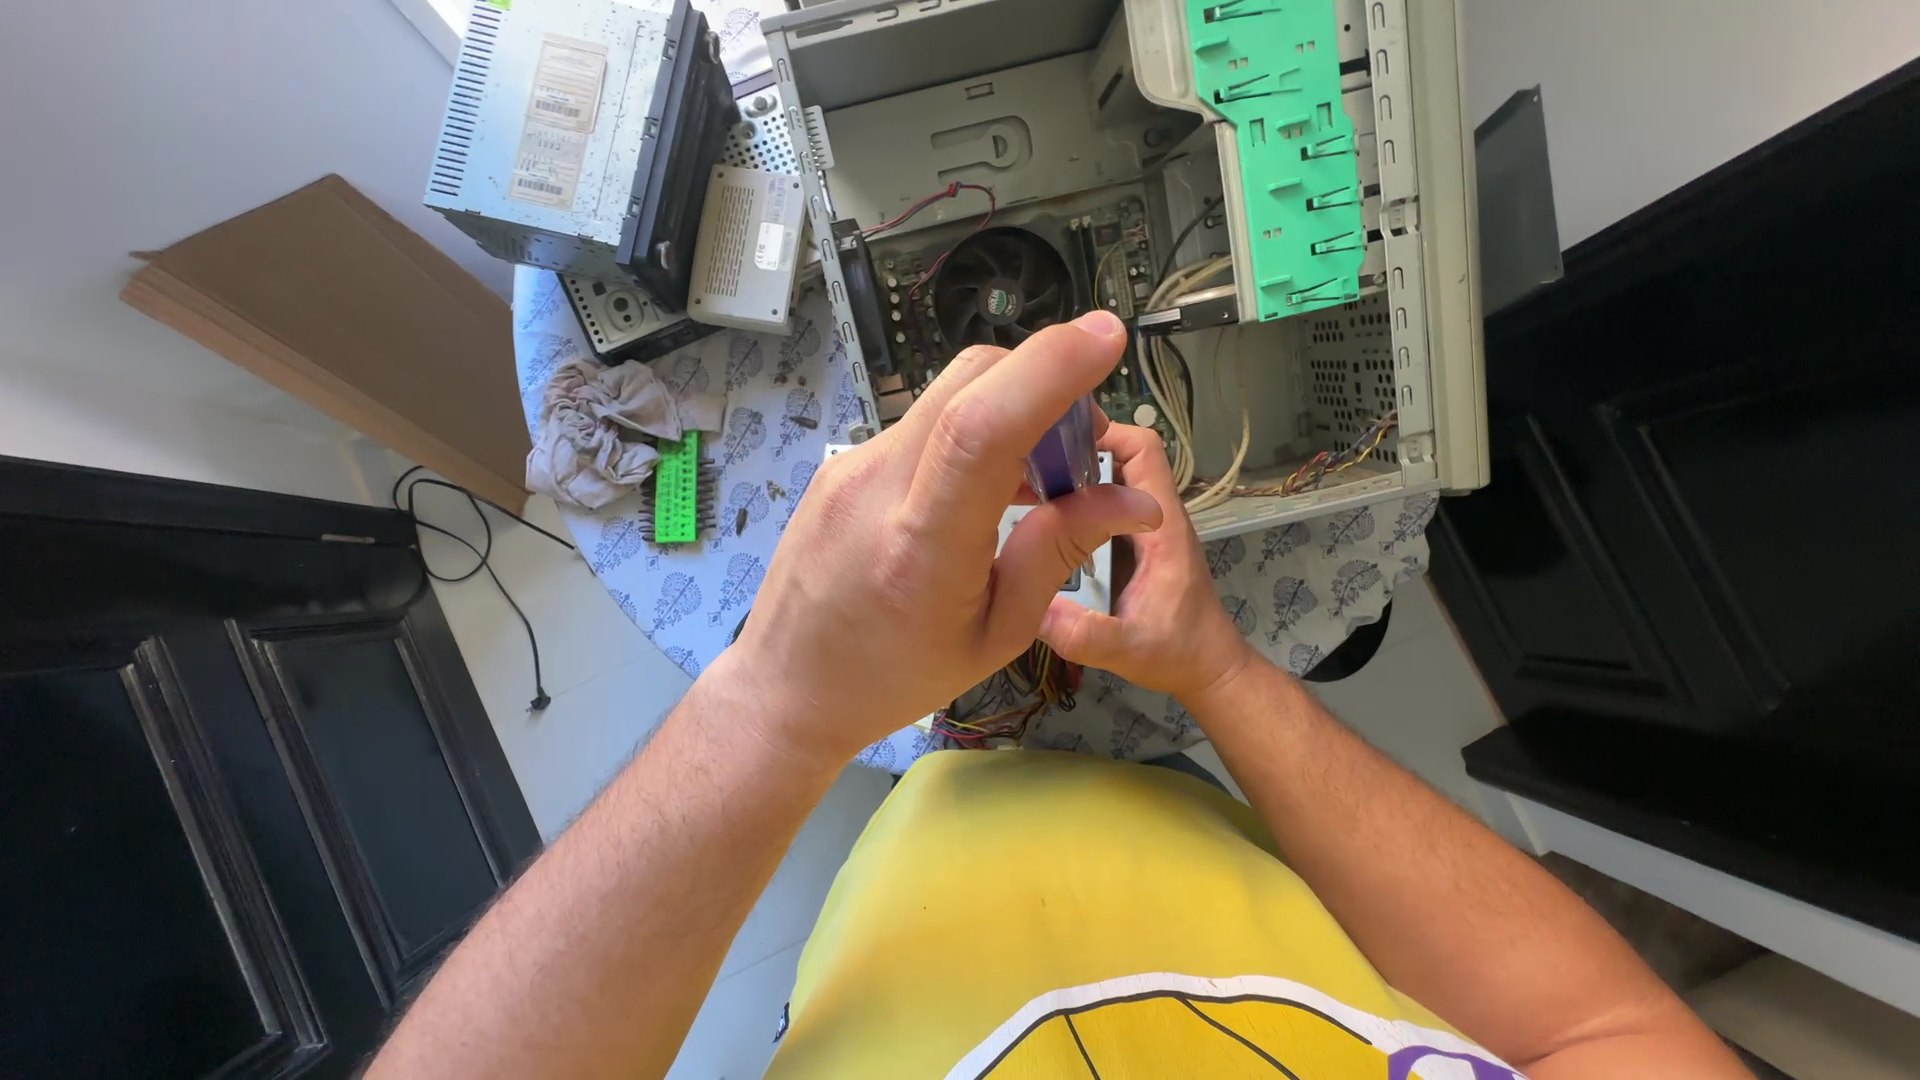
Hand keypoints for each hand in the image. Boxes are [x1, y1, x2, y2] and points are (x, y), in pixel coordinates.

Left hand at [718, 311, 1164, 763]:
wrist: (788, 685)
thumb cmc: (895, 678)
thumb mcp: (994, 634)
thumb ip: (1057, 553)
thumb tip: (1129, 502)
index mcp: (921, 545)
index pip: (981, 426)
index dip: (1049, 369)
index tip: (1107, 338)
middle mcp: (876, 486)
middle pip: (970, 380)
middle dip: (1045, 385)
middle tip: (1080, 448)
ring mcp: (850, 467)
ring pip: (948, 395)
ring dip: (1011, 410)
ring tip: (1038, 478)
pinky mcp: (842, 465)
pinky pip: (922, 423)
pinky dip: (971, 432)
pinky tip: (986, 485)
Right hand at [1038, 424, 1257, 701]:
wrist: (1208, 668)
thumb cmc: (1179, 654)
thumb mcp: (1129, 650)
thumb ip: (1086, 634)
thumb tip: (1030, 611)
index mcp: (1161, 526)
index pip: (1142, 451)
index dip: (1103, 433)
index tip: (1053, 443)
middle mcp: (1154, 514)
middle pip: (1121, 454)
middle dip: (1075, 449)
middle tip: (1025, 465)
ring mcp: (1143, 525)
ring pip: (1110, 476)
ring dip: (1072, 472)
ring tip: (1024, 486)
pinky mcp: (1132, 539)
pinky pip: (1103, 502)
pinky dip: (1074, 498)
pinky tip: (1040, 518)